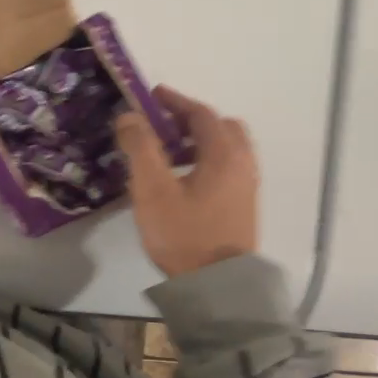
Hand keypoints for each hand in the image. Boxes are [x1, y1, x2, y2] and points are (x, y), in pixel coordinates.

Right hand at [115, 85, 258, 277]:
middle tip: (161, 127)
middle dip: (191, 120)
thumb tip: (130, 116)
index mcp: (223, 154)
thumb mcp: (152, 189)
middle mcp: (242, 163)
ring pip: (226, 149)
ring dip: (198, 142)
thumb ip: (141, 148)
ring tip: (168, 155)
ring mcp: (246, 185)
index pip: (201, 114)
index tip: (151, 96)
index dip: (175, 102)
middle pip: (221, 128)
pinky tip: (183, 180)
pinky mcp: (242, 204)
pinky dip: (205, 160)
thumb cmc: (182, 232)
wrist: (215, 282)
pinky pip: (226, 168)